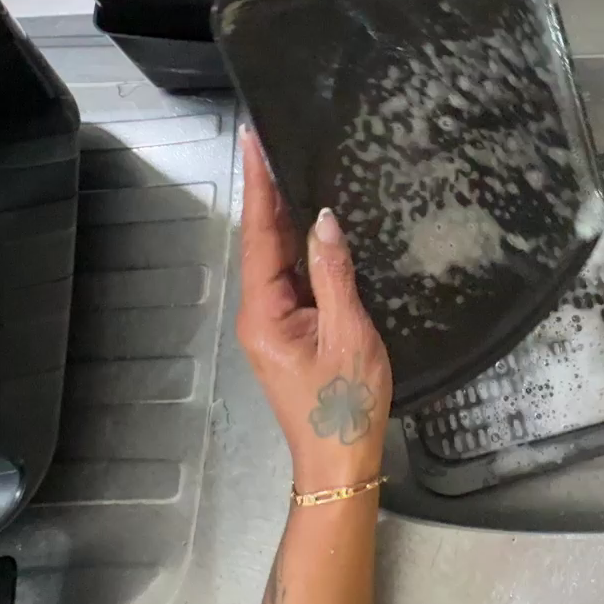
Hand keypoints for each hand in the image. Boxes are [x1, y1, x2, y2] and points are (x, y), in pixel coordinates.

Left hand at [236, 125, 393, 492]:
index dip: (259, 187)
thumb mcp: (349, 334)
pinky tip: (314, 226)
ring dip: (285, 217)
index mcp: (266, 313)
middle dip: (269, 193)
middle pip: (263, 243)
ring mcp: (275, 323)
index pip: (259, 236)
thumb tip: (325, 220)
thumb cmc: (346, 404)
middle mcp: (261, 313)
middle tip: (275, 143)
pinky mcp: (291, 331)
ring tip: (293, 169)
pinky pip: (294, 279)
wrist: (341, 460)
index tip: (253, 144)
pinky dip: (301, 247)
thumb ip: (335, 274)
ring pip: (279, 260)